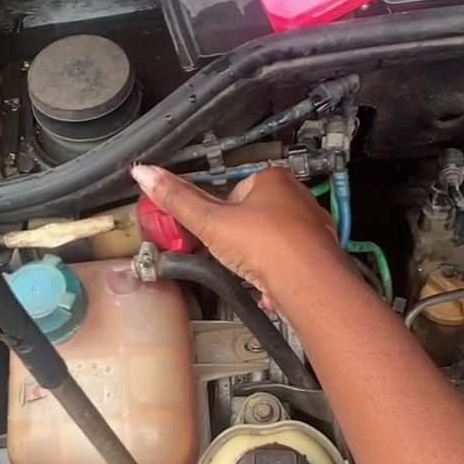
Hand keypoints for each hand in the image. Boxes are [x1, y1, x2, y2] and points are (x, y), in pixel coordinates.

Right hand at [132, 164, 344, 296]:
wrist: (308, 284)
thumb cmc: (269, 246)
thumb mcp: (210, 222)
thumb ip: (178, 201)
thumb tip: (145, 174)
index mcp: (273, 180)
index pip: (235, 190)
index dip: (220, 215)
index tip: (213, 231)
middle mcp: (298, 199)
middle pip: (255, 217)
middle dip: (240, 240)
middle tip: (232, 255)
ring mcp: (312, 229)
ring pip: (273, 244)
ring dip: (259, 262)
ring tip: (253, 273)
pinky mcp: (318, 258)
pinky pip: (289, 266)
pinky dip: (276, 278)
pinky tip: (269, 289)